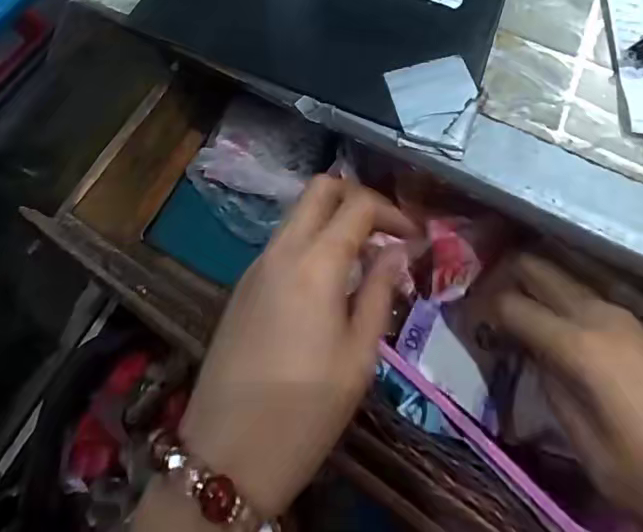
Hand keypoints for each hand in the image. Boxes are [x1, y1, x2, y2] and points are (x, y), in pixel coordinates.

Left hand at [176, 177, 414, 514]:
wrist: (227, 454)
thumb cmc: (306, 409)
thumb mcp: (359, 355)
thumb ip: (380, 291)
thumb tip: (398, 250)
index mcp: (315, 263)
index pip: (357, 204)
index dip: (392, 211)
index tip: (415, 238)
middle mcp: (282, 249)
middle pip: (320, 189)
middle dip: (358, 196)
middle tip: (386, 231)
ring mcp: (257, 264)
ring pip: (298, 212)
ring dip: (332, 218)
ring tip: (364, 256)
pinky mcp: (244, 284)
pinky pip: (283, 241)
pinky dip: (311, 240)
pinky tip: (329, 279)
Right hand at [487, 254, 642, 531]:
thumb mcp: (598, 459)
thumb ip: (558, 401)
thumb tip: (537, 364)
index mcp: (580, 345)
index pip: (513, 304)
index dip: (481, 304)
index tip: (460, 311)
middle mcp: (601, 314)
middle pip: (540, 269)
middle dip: (505, 271)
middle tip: (480, 290)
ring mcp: (630, 316)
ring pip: (568, 276)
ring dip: (537, 281)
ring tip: (513, 299)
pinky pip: (592, 296)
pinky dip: (565, 297)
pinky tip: (560, 322)